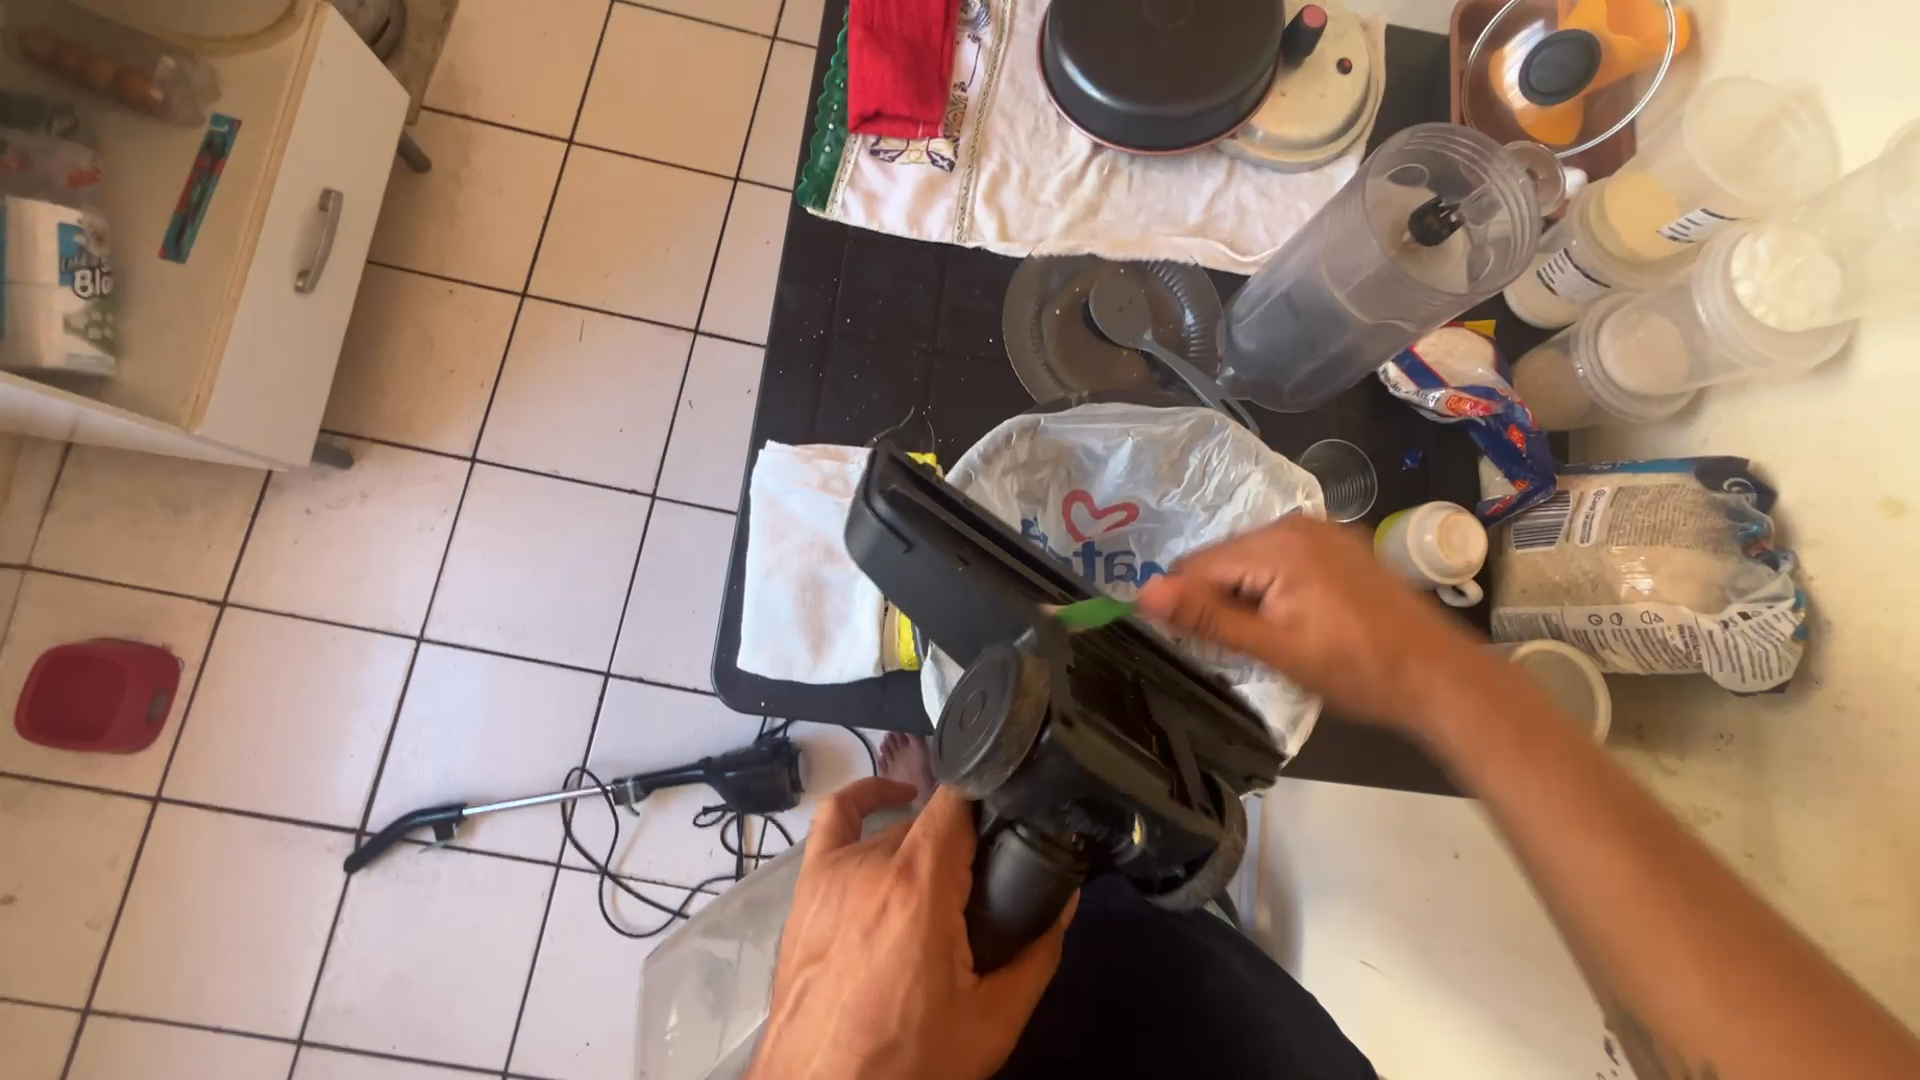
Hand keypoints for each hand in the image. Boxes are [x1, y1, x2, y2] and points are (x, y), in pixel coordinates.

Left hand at [747, 779, 1077, 1079]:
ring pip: (895, 830)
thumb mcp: (992, 1020)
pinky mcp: (809, 884)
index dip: (990, 803)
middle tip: (983, 895)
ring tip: (945, 890)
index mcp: (919, 885)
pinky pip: (835, 816)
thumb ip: (1037, 953)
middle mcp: (873, 863)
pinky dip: (865, 796)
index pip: (959, 802)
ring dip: (926, 849)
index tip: (1013, 825)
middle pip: (933, 825)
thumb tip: (1066, 900)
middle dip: (965, 850)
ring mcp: (834, 870)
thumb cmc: (907, 1061)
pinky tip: (893, 797)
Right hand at [1135, 516, 1501, 736]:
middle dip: (1217, 599)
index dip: (1184, 604)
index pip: (1197, 566)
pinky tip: (1293, 619)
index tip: (1190, 641)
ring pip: (1250, 560)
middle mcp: (1296, 523)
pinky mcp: (1339, 545)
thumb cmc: (1356, 668)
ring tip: (1269, 637)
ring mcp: (1322, 531)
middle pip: (1223, 559)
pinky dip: (1271, 587)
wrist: (1441, 677)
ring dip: (1244, 595)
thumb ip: (1206, 617)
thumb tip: (1144, 594)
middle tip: (1240, 645)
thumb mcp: (1273, 648)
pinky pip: (1280, 559)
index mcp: (1277, 544)